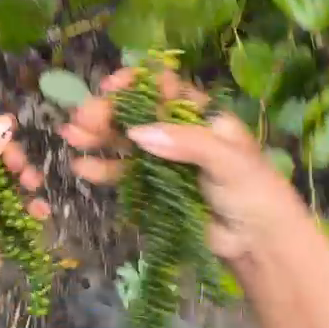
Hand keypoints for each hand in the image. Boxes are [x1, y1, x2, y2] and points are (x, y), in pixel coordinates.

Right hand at [59, 69, 309, 270]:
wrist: (258, 243)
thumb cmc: (253, 192)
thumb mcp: (228, 160)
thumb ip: (185, 143)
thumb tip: (136, 133)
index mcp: (201, 116)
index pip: (163, 88)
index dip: (135, 84)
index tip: (110, 86)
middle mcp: (177, 132)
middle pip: (135, 114)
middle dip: (106, 113)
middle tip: (81, 118)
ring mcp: (162, 160)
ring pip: (122, 141)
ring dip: (96, 136)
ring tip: (71, 136)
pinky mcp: (151, 186)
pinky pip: (121, 172)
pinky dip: (100, 168)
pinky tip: (81, 166)